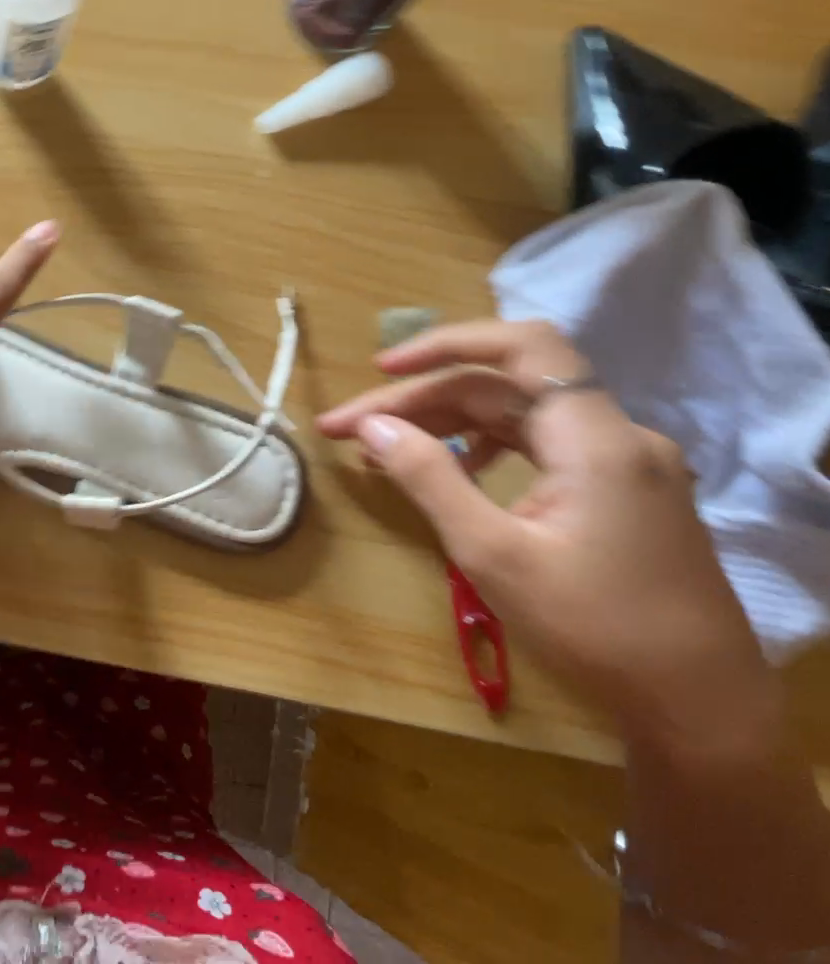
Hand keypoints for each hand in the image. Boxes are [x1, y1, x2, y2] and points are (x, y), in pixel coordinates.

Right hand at [317, 320, 778, 745]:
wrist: (694, 696)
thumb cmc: (591, 625)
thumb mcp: (492, 552)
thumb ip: (429, 478)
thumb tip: (369, 426)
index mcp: (595, 441)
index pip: (523, 348)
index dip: (446, 343)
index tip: (380, 368)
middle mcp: (616, 436)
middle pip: (504, 387)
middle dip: (418, 400)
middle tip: (345, 431)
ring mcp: (624, 463)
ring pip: (519, 414)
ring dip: (446, 422)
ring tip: (382, 450)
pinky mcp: (621, 489)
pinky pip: (540, 444)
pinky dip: (484, 446)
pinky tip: (452, 473)